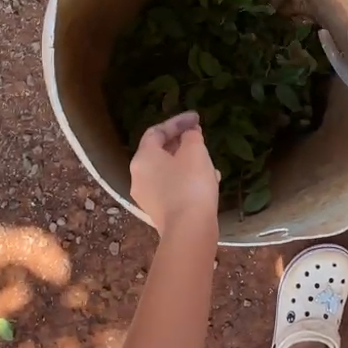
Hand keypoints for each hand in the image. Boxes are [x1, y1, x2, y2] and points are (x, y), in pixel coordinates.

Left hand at [129, 112, 221, 240]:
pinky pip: (172, 188)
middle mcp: (139, 176)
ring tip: (208, 162)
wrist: (189, 229)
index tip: (197, 119)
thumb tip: (189, 134)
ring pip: (168, 172)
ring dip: (187, 163)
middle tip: (201, 138)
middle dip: (182, 143)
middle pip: (159, 152)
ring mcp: (147, 197)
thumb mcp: (195, 151)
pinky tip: (207, 183)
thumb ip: (191, 136)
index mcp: (143, 158)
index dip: (177, 122)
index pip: (156, 132)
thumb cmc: (190, 183)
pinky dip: (186, 181)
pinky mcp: (159, 212)